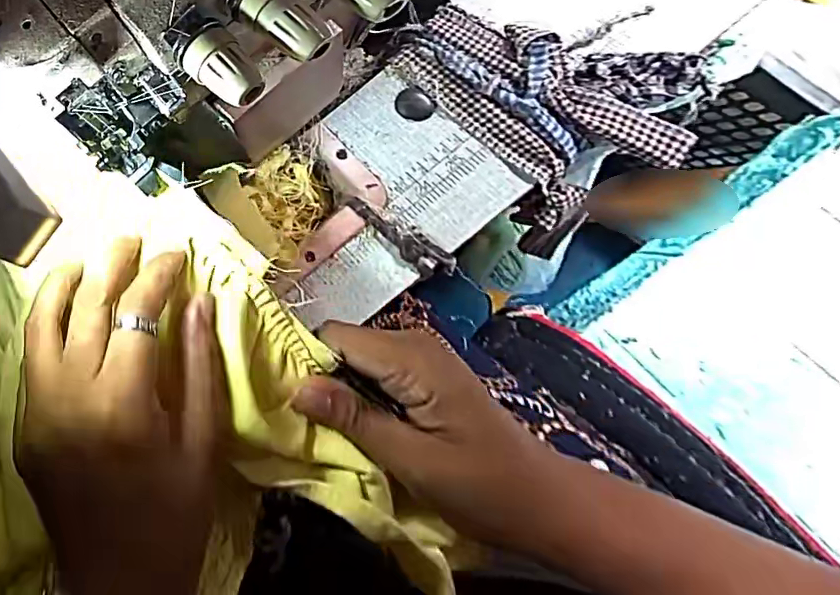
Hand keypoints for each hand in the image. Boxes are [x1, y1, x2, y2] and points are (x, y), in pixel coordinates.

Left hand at [18, 237, 225, 594]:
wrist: (116, 587)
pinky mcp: (23, 427)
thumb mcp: (201, 443)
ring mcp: (38, 411)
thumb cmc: (173, 517)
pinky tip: (66, 308)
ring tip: (88, 261)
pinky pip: (32, 356)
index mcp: (122, 402)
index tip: (175, 255)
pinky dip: (47, 321)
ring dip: (64, 284)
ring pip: (42, 324)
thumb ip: (198, 364)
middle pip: (88, 307)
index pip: (137, 312)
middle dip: (113, 265)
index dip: (158, 275)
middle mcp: (70, 396)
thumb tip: (199, 299)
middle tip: (132, 240)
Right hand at [289, 322, 550, 541]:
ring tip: (335, 429)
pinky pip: (375, 368)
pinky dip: (362, 393)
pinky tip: (364, 425)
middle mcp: (411, 341)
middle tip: (311, 424)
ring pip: (356, 356)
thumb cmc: (485, 487)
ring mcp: (419, 353)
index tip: (291, 401)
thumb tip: (296, 387)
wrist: (548, 502)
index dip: (308, 363)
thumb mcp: (414, 462)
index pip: (334, 336)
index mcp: (410, 356)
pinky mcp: (423, 370)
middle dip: (323, 378)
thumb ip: (355, 419)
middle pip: (343, 344)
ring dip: (342, 389)